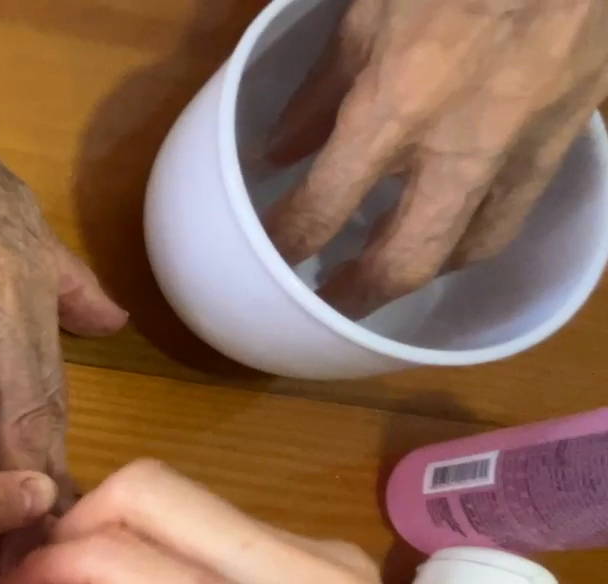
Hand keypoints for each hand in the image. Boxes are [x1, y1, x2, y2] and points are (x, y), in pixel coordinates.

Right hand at [0, 460, 509, 583]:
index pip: (111, 553)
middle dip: (78, 522)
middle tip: (58, 576)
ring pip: (184, 496)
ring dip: (122, 532)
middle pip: (148, 487)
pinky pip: (221, 519)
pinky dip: (168, 545)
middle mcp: (302, 575)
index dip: (43, 564)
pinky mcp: (336, 557)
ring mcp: (329, 557)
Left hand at [266, 0, 607, 316]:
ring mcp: (537, 130)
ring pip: (480, 239)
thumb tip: (275, 155)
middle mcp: (468, 137)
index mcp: (397, 109)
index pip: (318, 214)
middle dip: (360, 294)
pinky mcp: (586, 113)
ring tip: (385, 275)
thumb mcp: (366, 17)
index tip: (260, 263)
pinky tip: (453, 222)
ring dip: (427, 268)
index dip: (283, 248)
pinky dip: (483, 223)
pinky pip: (530, 194)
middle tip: (325, 305)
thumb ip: (316, 96)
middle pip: (410, 258)